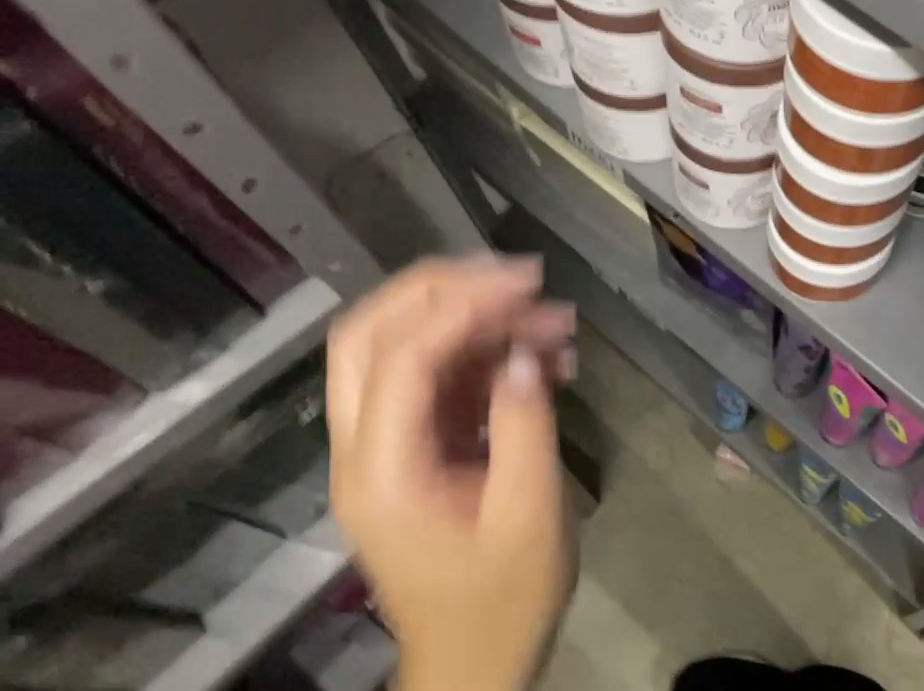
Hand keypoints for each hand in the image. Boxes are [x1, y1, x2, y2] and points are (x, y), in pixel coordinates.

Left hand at [326, 255, 578, 690]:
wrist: (475, 659)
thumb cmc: (504, 597)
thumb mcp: (529, 512)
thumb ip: (525, 425)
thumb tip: (528, 351)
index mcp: (383, 470)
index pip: (400, 358)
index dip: (462, 307)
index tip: (530, 282)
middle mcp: (365, 448)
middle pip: (370, 336)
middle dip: (442, 289)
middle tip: (519, 275)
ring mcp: (386, 445)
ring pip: (403, 347)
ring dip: (474, 319)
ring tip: (554, 319)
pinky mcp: (416, 446)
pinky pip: (440, 377)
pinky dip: (487, 353)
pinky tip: (546, 356)